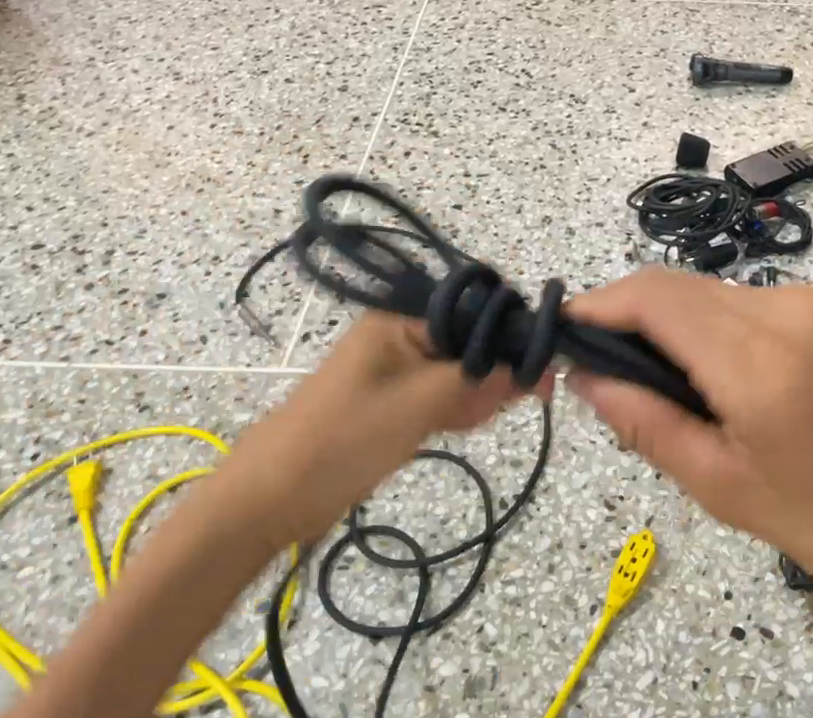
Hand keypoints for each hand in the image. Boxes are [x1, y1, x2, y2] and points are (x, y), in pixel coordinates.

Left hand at [217, 312, 543, 548]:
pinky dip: (459, 409)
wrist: (271, 498)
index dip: (510, 339)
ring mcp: (399, 371)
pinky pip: (443, 396)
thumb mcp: (419, 403)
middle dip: (495, 371)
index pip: (474, 315)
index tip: (541, 371)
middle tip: (514, 403)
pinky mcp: (396, 403)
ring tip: (475, 420)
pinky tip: (464, 426)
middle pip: (471, 343)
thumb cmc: (345, 438)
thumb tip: (531, 366)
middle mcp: (402, 337)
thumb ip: (478, 379)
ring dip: (478, 395)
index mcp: (401, 320)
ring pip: (461, 373)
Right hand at [567, 269, 812, 622]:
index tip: (560, 340)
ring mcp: (806, 304)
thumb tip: (586, 378)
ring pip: (702, 292)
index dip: (596, 308)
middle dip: (624, 318)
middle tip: (599, 376)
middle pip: (674, 286)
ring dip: (662, 325)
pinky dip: (701, 328)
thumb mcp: (725, 489)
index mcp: (759, 361)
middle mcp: (783, 310)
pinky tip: (699, 377)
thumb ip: (647, 424)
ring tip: (651, 387)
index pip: (653, 297)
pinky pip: (735, 304)